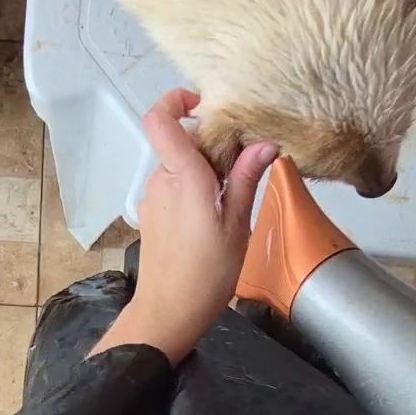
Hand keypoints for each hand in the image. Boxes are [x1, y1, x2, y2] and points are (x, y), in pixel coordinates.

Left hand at [89, 89, 278, 363]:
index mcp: (183, 177)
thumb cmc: (206, 275)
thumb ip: (245, 180)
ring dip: (203, 175)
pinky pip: (172, 190)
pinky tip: (210, 221)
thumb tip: (264, 144)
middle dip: (209, 150)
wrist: (169, 313)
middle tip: (239, 172)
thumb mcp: (237, 226)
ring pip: (177, 169)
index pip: (161, 119)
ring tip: (229, 206)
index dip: (176, 101)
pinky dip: (192, 193)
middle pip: (180, 144)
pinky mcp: (150, 216)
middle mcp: (160, 182)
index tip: (204, 105)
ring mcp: (151, 199)